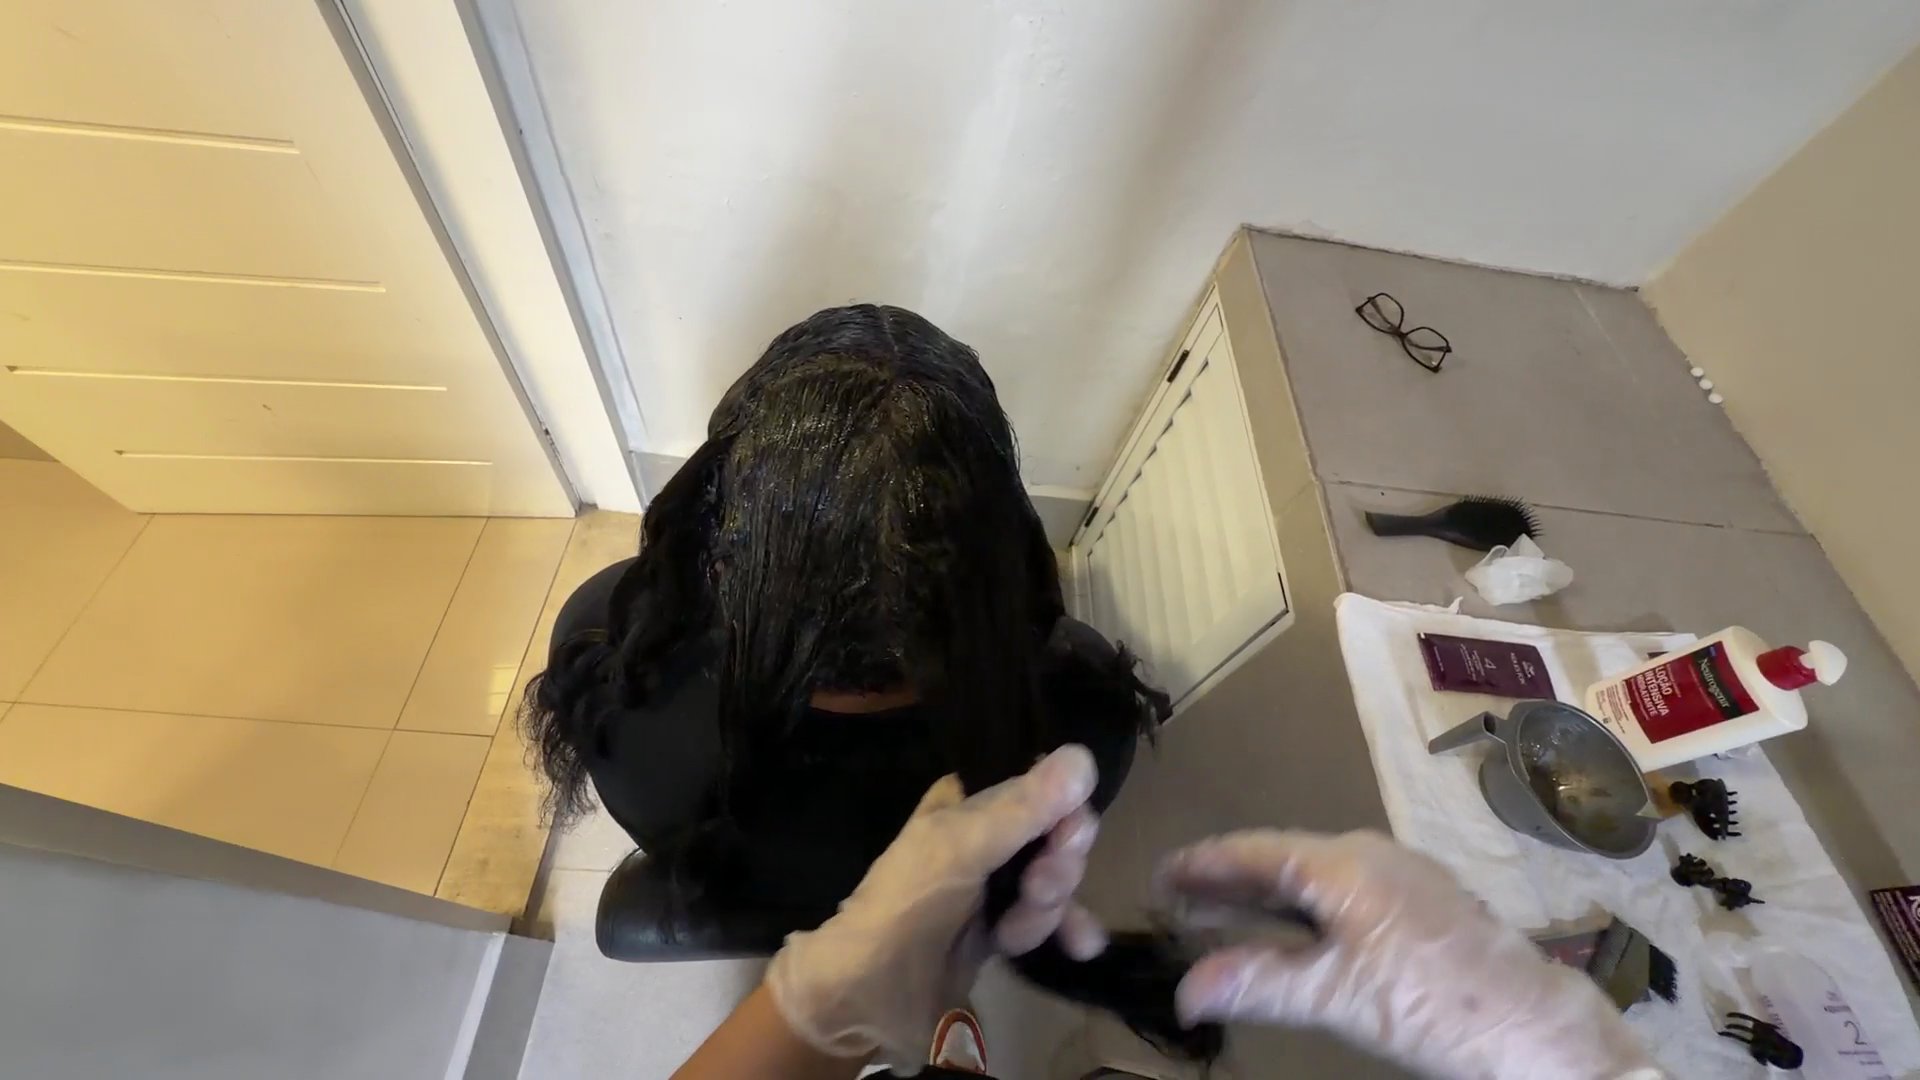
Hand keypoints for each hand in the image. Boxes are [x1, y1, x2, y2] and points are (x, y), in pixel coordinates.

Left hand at [766, 745, 1106, 1062]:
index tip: (1064, 841)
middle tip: (1034, 891)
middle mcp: (986, 834)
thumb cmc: (909, 903)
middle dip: (1055, 868)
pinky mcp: (1001, 927)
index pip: (1040, 787)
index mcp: (968, 801)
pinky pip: (1049, 918)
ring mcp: (994, 883)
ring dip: (1047, 908)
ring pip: (1054, 878)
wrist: (870, 996)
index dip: (1063, 814)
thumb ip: (1024, 807)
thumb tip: (1084, 756)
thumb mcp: (963, 847)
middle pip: (1055, 835)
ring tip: (1013, 934)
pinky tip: (1081, 946)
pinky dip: (1067, 930)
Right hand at [1161, 830, 1662, 1079]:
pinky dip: (1300, 903)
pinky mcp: (1419, 895)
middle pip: (1276, 857)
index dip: (1200, 865)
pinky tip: (1290, 925)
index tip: (1159, 876)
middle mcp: (1363, 851)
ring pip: (1309, 872)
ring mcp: (1396, 869)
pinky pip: (1339, 886)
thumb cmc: (1438, 1009)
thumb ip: (1257, 983)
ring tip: (1219, 913)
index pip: (1250, 852)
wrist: (1553, 1037)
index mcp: (1340, 863)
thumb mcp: (1340, 998)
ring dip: (1262, 893)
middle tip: (1178, 900)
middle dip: (1225, 880)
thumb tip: (1182, 992)